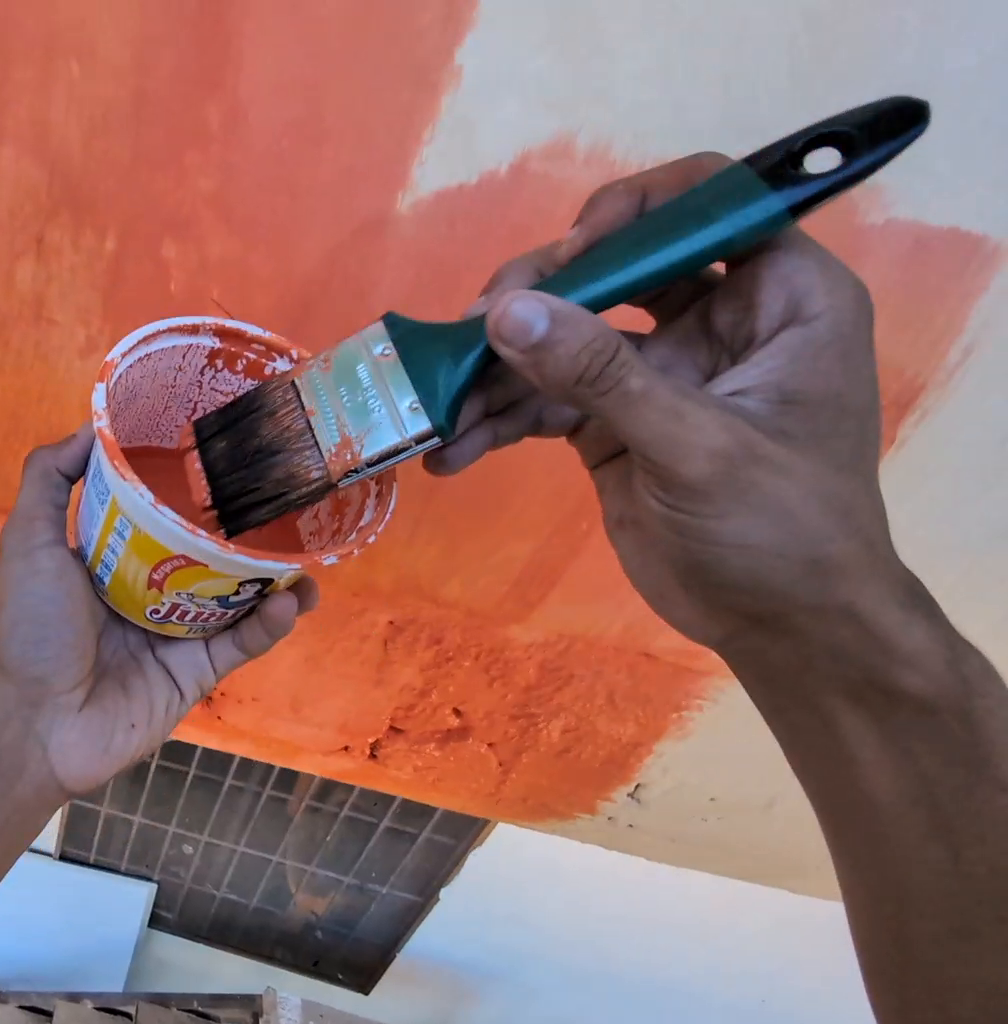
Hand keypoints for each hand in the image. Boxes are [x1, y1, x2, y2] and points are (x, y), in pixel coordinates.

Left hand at [0, 427, 317, 798]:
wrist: (35, 721)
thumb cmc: (31, 626)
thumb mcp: (29, 539)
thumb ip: (48, 480)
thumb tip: (91, 426)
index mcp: (110, 559)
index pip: (156, 513)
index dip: (185, 486)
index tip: (221, 453)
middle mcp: (146, 592)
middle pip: (204, 554)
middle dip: (241, 532)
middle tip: (281, 501)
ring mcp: (173, 635)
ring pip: (234, 599)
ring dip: (273, 579)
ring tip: (305, 554)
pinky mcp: (194, 674)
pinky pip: (241, 645)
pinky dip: (269, 625)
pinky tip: (292, 601)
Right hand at [424, 154, 904, 651]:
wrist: (774, 623)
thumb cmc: (777, 526)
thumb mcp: (691, 443)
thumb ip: (597, 374)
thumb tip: (502, 313)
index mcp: (774, 300)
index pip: (708, 208)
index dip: (634, 213)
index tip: (564, 256)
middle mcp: (708, 323)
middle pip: (608, 272)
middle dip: (534, 303)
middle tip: (470, 334)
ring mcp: (649, 374)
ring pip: (558, 343)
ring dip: (494, 378)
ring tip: (439, 415)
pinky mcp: (605, 422)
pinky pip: (537, 403)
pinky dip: (494, 425)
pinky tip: (452, 453)